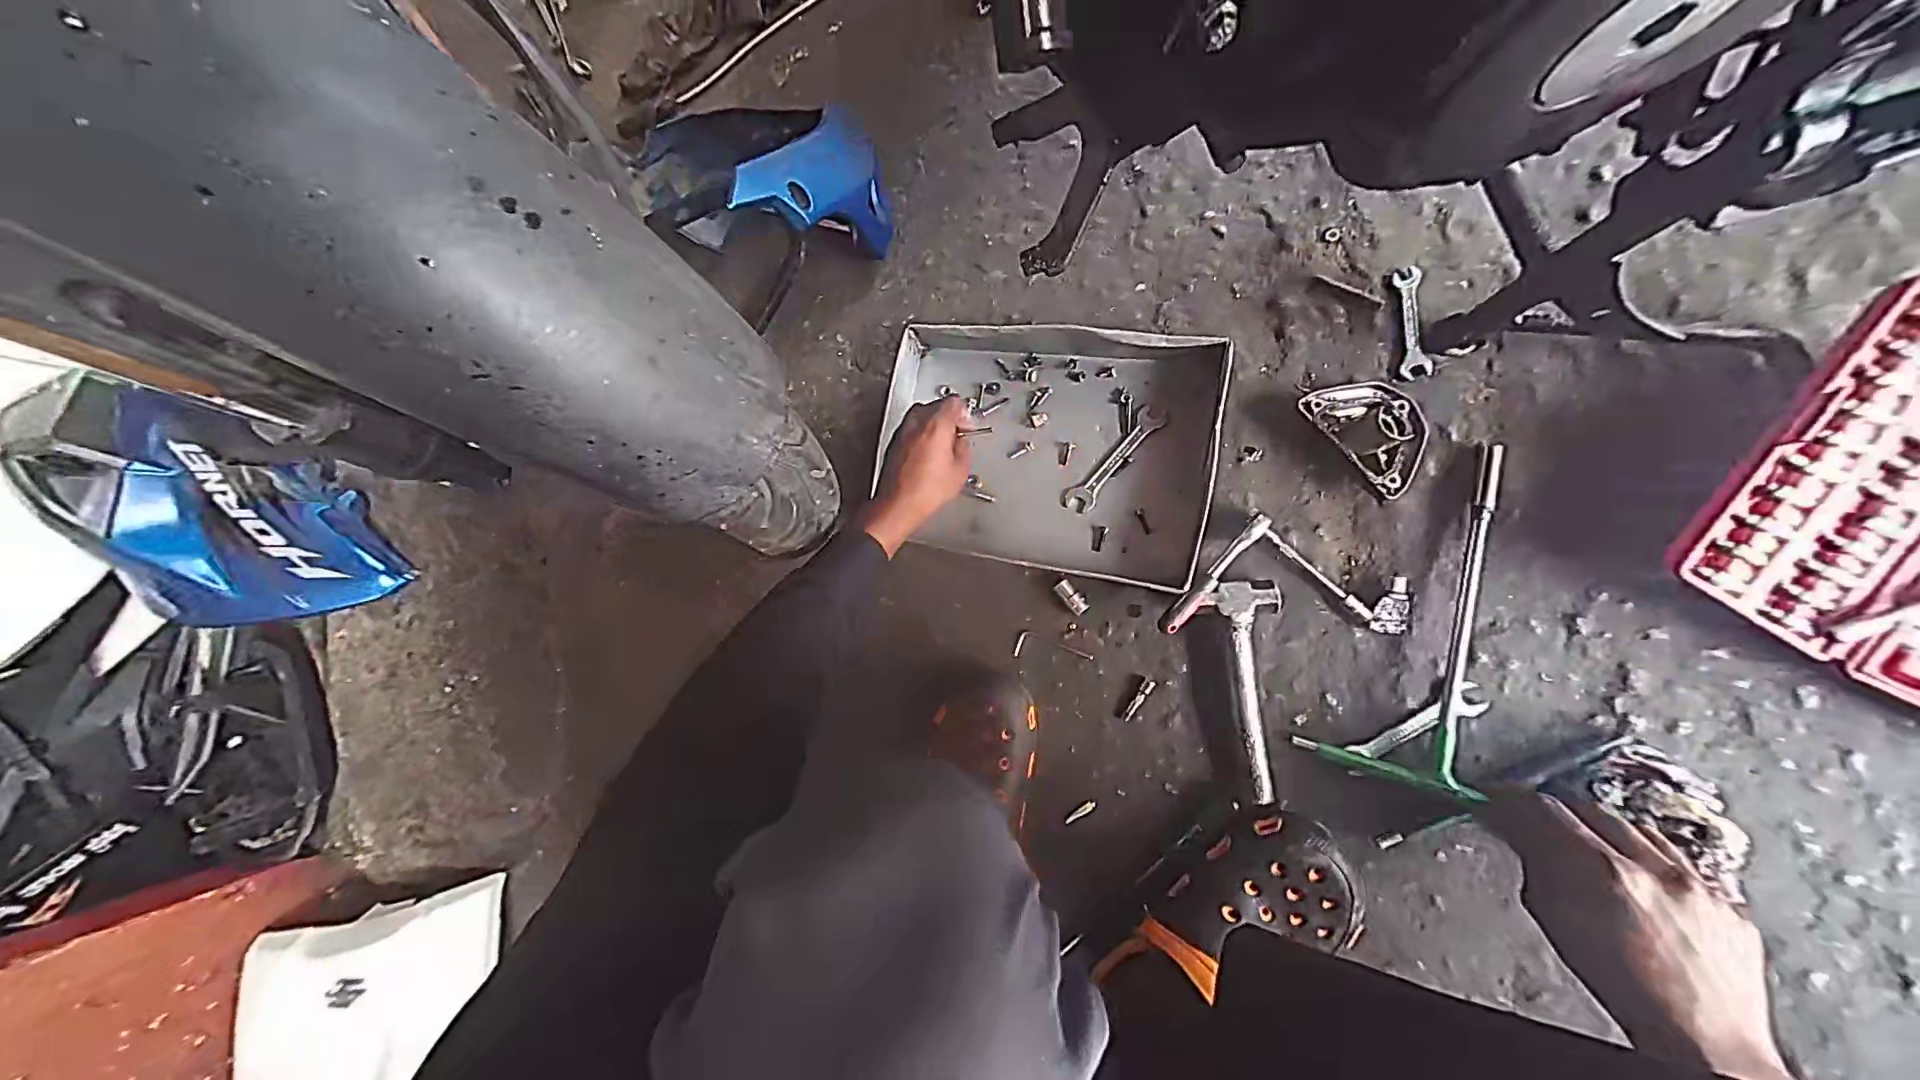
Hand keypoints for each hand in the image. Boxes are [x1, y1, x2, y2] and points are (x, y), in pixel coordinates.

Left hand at [859, 397, 972, 555]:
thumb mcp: (960, 470)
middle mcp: (917, 422)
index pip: (954, 403)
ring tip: (944, 444)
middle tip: (959, 433)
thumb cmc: (925, 491)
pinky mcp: (895, 442)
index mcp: (936, 425)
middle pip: (937, 406)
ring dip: (935, 425)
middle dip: (950, 417)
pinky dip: (922, 435)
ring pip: (922, 415)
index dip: (965, 413)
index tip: (968, 425)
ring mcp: (903, 431)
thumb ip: (964, 448)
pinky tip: (929, 452)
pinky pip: (912, 429)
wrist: (899, 504)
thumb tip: (962, 442)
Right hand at [1481, 790, 1790, 1079]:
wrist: (1704, 1043)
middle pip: (1591, 810)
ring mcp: (1698, 886)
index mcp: (1601, 871)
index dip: (1515, 800)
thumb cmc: (1625, 990)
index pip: (1544, 808)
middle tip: (1540, 824)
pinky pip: (1682, 861)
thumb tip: (1518, 834)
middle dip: (1560, 814)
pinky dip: (1652, 861)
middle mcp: (1653, 870)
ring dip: (1608, 833)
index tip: (1502, 799)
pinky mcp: (1729, 903)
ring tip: (1591, 852)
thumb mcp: (1553, 918)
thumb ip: (1536, 866)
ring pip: (1639, 829)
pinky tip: (1639, 879)